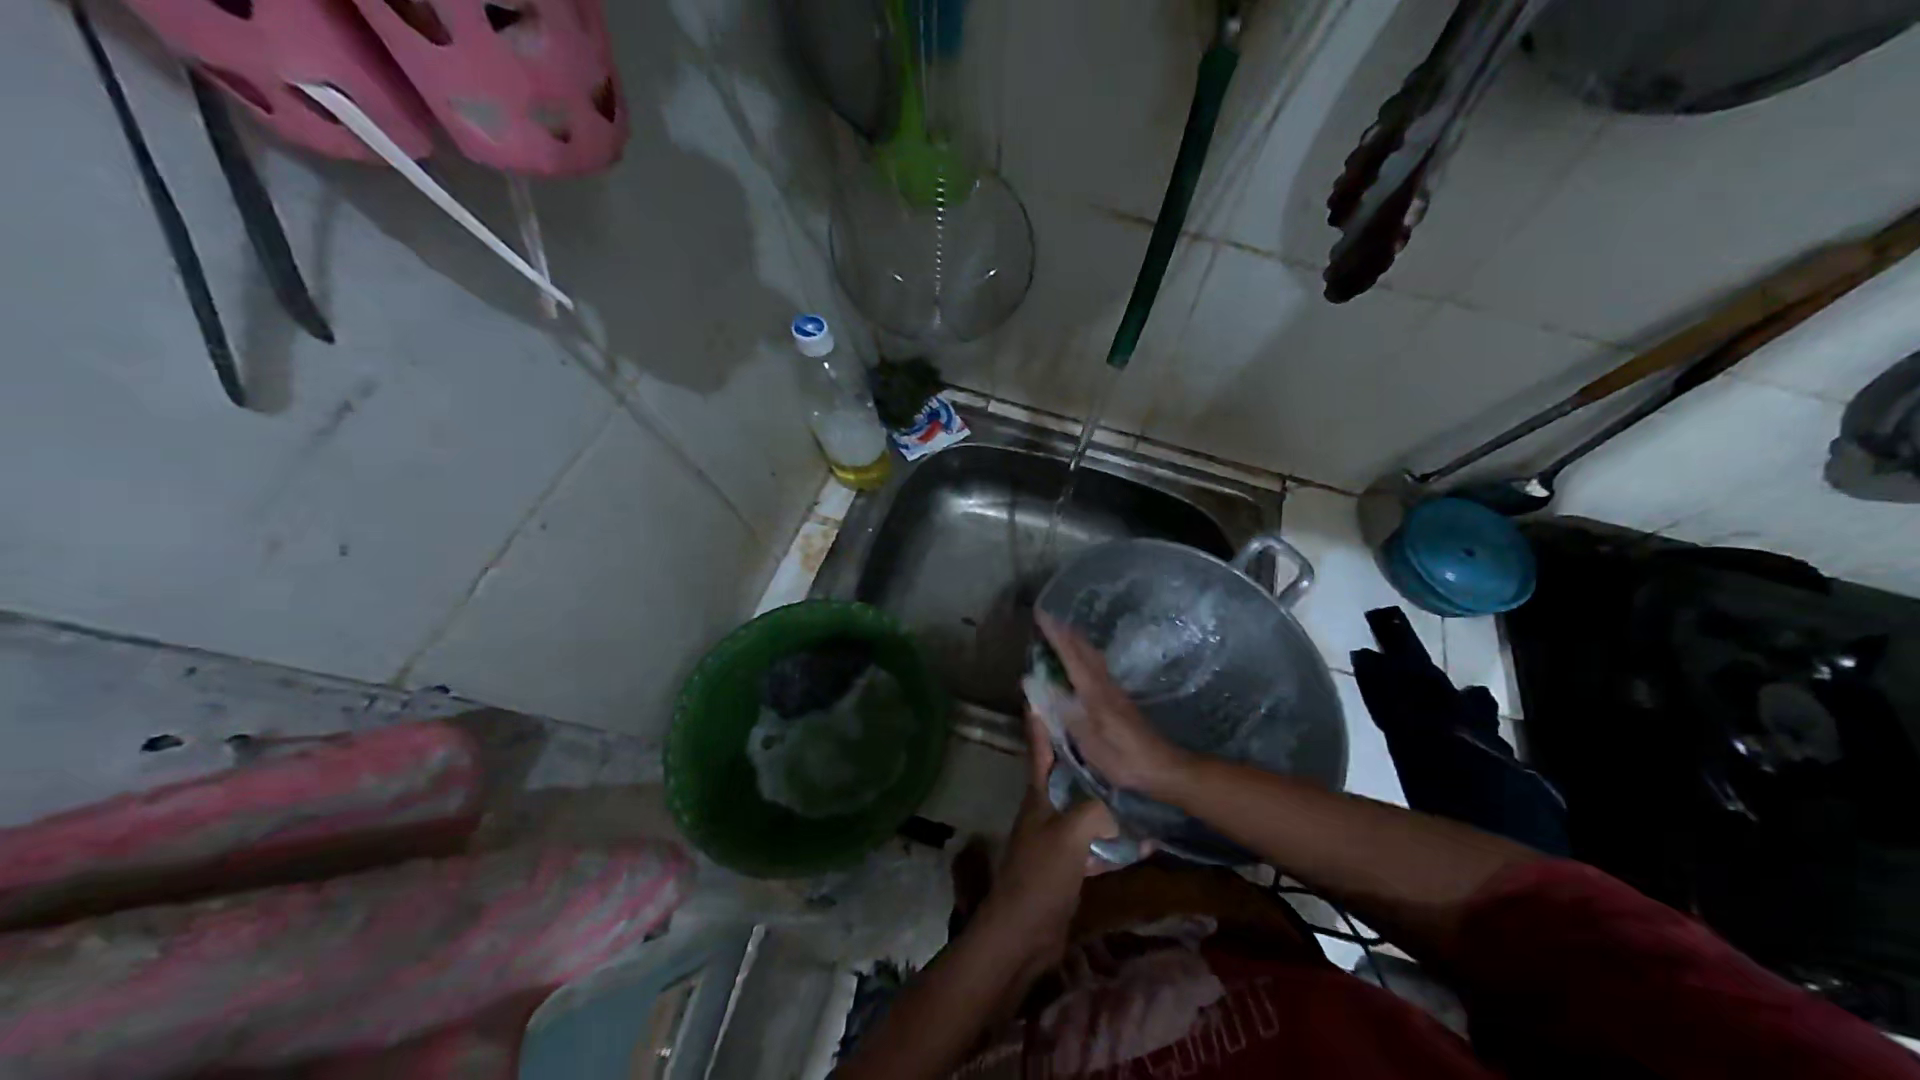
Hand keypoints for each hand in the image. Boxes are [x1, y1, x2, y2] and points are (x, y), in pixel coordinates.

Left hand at [972, 715, 1121, 970]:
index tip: (1043, 693)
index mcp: (1039, 795)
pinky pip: (1097, 846)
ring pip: (1086, 809)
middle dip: (1087, 755)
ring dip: (1108, 800)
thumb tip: (1120, 808)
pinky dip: (1117, 843)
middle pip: (1068, 775)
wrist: (1024, 934)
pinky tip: (1144, 841)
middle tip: (1113, 734)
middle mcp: (1047, 810)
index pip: (1040, 749)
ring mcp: (1059, 839)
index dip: (1040, 721)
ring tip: (1137, 782)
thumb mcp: (1070, 835)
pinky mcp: (1070, 866)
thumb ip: (1095, 812)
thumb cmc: (1040, 877)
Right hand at [1035, 612, 1194, 797]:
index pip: (1072, 657)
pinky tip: (1081, 658)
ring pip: (1092, 656)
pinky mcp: (1119, 699)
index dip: (1055, 635)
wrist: (1164, 768)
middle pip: (1083, 650)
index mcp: (1095, 694)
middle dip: (1064, 631)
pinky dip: (1083, 654)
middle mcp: (1104, 685)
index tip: (1041, 615)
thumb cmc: (1125, 760)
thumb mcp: (1091, 744)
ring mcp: (1114, 691)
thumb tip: (1041, 688)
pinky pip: (1096, 665)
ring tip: (1060, 631)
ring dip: (1075, 640)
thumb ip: (1066, 714)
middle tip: (1046, 618)